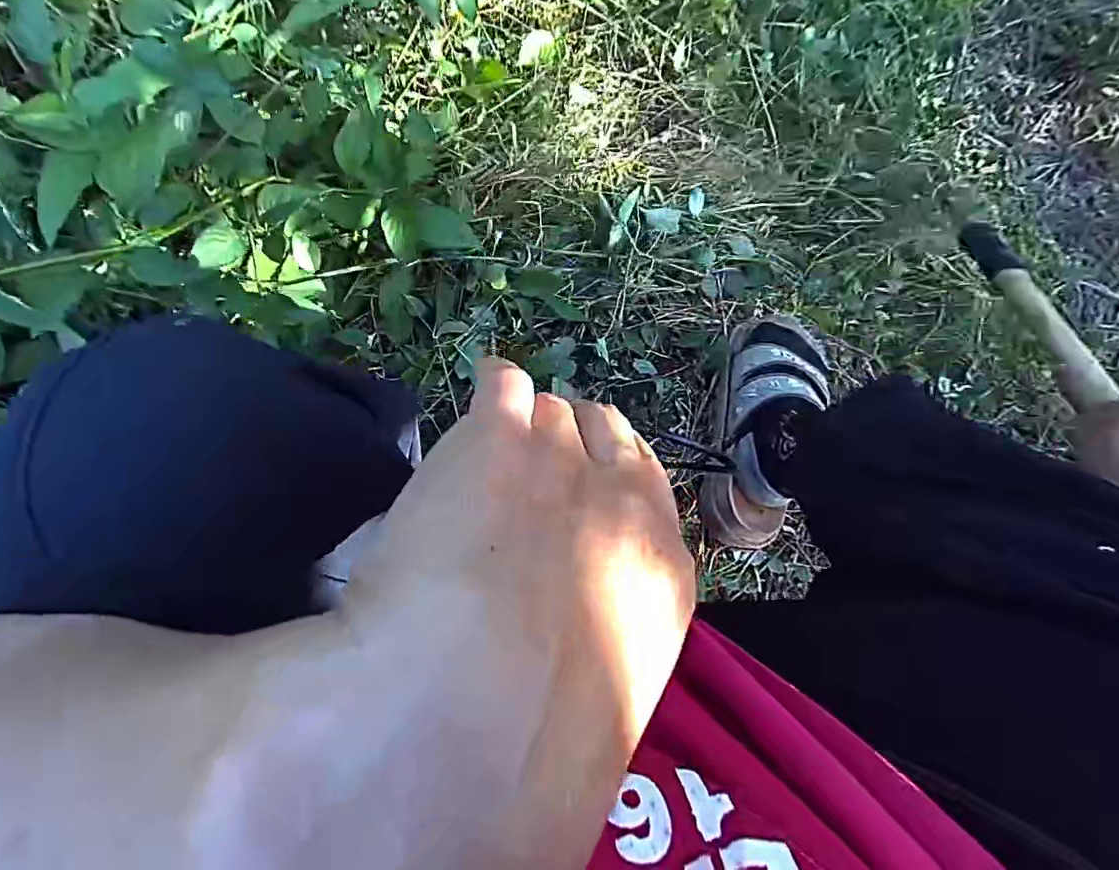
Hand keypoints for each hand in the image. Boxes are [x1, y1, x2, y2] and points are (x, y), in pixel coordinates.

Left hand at [347, 355, 694, 863]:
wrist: (459, 707)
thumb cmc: (527, 739)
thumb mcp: (596, 698)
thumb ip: (596, 639)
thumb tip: (559, 627)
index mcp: (659, 575)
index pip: (649, 490)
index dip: (609, 478)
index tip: (580, 484)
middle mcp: (621, 501)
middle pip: (604, 437)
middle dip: (569, 445)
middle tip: (530, 463)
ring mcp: (560, 459)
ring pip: (552, 411)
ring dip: (526, 423)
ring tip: (494, 441)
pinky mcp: (497, 432)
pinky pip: (504, 380)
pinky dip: (491, 383)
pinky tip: (479, 388)